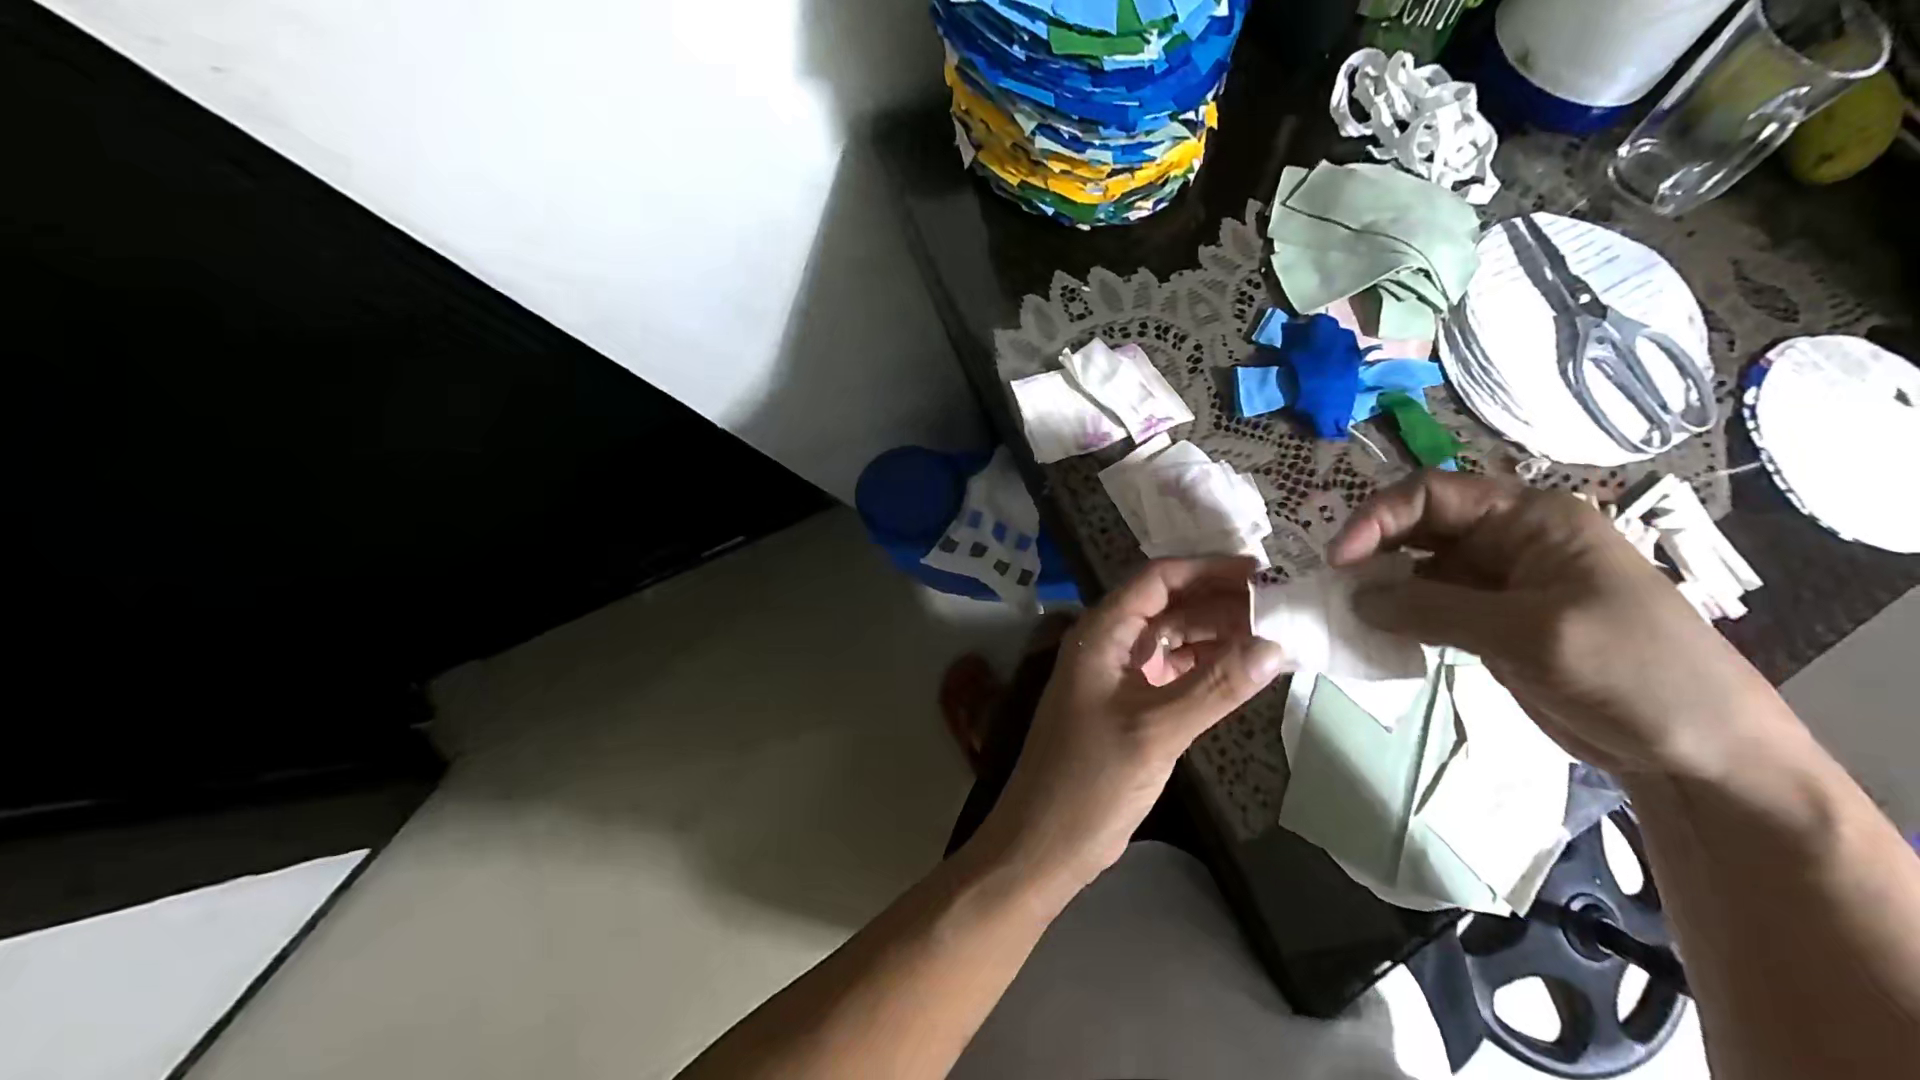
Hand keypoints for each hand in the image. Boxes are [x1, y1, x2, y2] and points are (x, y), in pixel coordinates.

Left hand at [968, 557, 1290, 892]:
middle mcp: (1109, 644)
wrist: (1044, 841)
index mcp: (1101, 633)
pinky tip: (1247, 671)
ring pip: (1175, 638)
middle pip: (1170, 605)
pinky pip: (1174, 671)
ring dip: (1220, 635)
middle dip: (1222, 602)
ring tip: (1278, 636)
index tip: (1265, 573)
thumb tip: (1277, 644)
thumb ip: (1216, 686)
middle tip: (1285, 608)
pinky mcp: (1130, 705)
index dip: (1210, 569)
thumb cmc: (1090, 781)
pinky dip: (1209, 668)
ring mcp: (1119, 675)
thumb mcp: (1156, 731)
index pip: (1159, 578)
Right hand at [1328, 470, 1784, 779]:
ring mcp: (1499, 582)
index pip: (1430, 494)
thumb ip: (1432, 609)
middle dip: (1372, 550)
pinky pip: (1428, 606)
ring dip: (1381, 587)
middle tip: (1334, 587)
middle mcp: (1509, 539)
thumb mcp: (1527, 633)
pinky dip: (1398, 617)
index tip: (1338, 561)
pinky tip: (1377, 634)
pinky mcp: (1490, 622)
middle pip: (1418, 526)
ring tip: (1347, 614)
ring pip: (1417, 568)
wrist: (1700, 751)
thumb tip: (1355, 599)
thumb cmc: (1630, 671)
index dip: (1375, 519)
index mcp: (1530, 518)